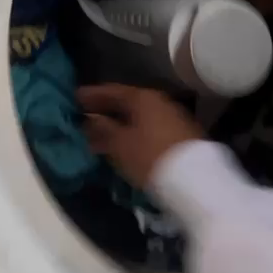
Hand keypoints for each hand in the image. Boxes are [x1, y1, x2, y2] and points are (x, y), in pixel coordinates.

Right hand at [77, 84, 204, 188]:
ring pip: (140, 116)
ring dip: (122, 122)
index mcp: (141, 97)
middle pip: (127, 102)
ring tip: (105, 133)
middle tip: (87, 116)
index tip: (74, 99)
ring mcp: (174, 117)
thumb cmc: (151, 157)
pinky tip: (128, 143)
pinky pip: (151, 127)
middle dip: (106, 110)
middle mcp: (159, 101)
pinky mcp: (183, 135)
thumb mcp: (119, 145)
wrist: (198, 182)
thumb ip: (101, 130)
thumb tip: (88, 120)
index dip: (91, 96)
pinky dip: (136, 131)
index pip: (111, 91)